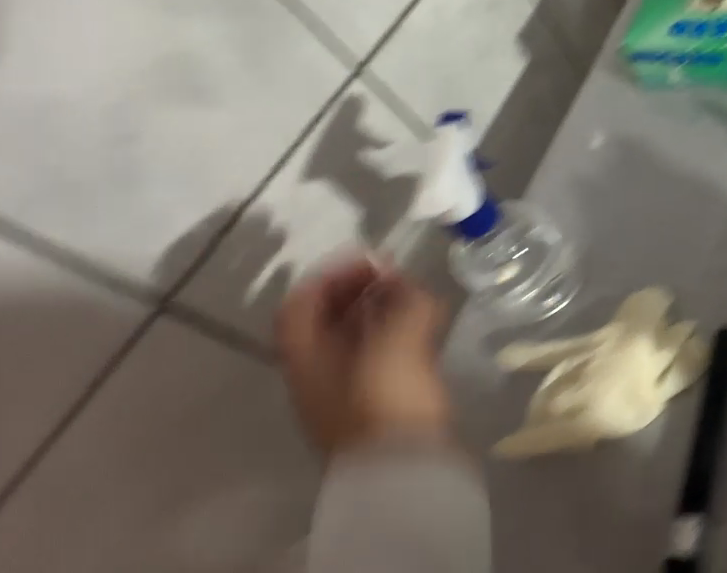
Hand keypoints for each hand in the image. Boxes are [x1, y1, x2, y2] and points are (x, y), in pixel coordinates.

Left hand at [275, 256, 451, 456]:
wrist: (405, 470)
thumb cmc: (387, 402)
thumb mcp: (396, 344)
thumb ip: (405, 305)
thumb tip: (408, 286)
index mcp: (308, 357)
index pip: (301, 303)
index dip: (331, 274)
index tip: (370, 257)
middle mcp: (320, 370)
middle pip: (327, 318)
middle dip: (358, 287)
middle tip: (394, 270)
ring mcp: (349, 387)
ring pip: (356, 335)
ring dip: (380, 307)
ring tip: (413, 292)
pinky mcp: (380, 399)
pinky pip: (381, 353)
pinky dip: (397, 330)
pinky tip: (425, 323)